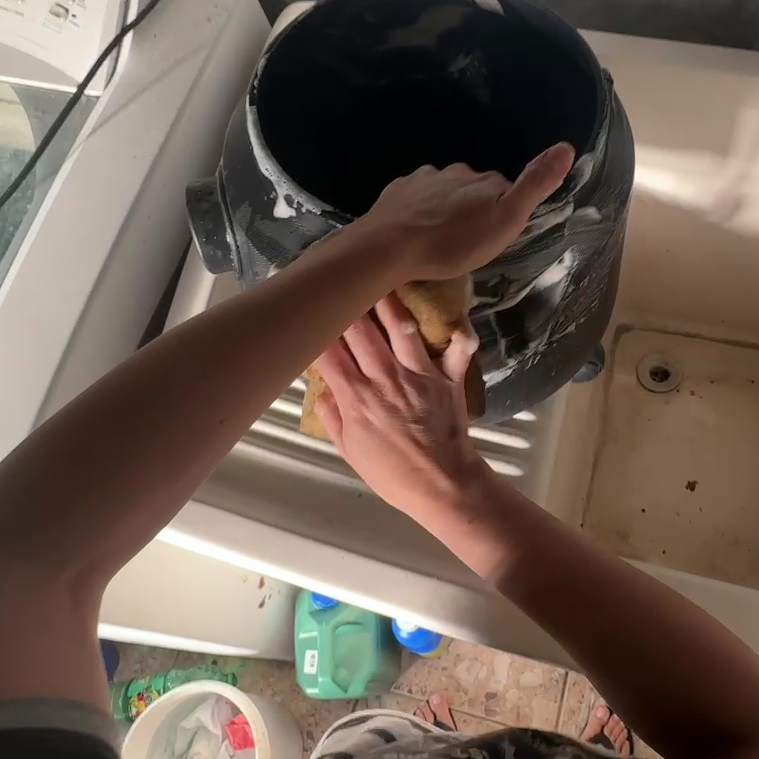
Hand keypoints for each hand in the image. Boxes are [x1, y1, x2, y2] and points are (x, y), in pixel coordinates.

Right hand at [312, 294, 494, 524]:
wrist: (443, 486)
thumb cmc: (393, 474)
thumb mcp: (350, 452)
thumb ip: (333, 416)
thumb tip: (321, 386)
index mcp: (356, 397)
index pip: (327, 351)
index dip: (312, 326)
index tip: (302, 304)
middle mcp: (385, 378)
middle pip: (359, 330)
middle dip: (344, 300)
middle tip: (336, 274)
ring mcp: (419, 374)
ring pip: (400, 326)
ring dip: (388, 299)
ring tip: (380, 271)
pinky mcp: (449, 378)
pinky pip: (456, 349)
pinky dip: (456, 332)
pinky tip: (453, 314)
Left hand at [344, 143, 575, 280]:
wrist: (390, 247)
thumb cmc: (453, 242)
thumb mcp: (505, 220)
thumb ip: (534, 185)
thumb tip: (566, 146)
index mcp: (484, 181)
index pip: (503, 190)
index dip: (503, 211)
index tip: (496, 235)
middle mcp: (456, 172)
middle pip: (472, 189)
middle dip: (472, 209)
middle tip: (467, 242)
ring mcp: (423, 179)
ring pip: (443, 192)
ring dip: (445, 210)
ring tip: (440, 239)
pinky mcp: (398, 192)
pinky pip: (415, 198)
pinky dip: (419, 212)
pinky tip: (416, 232)